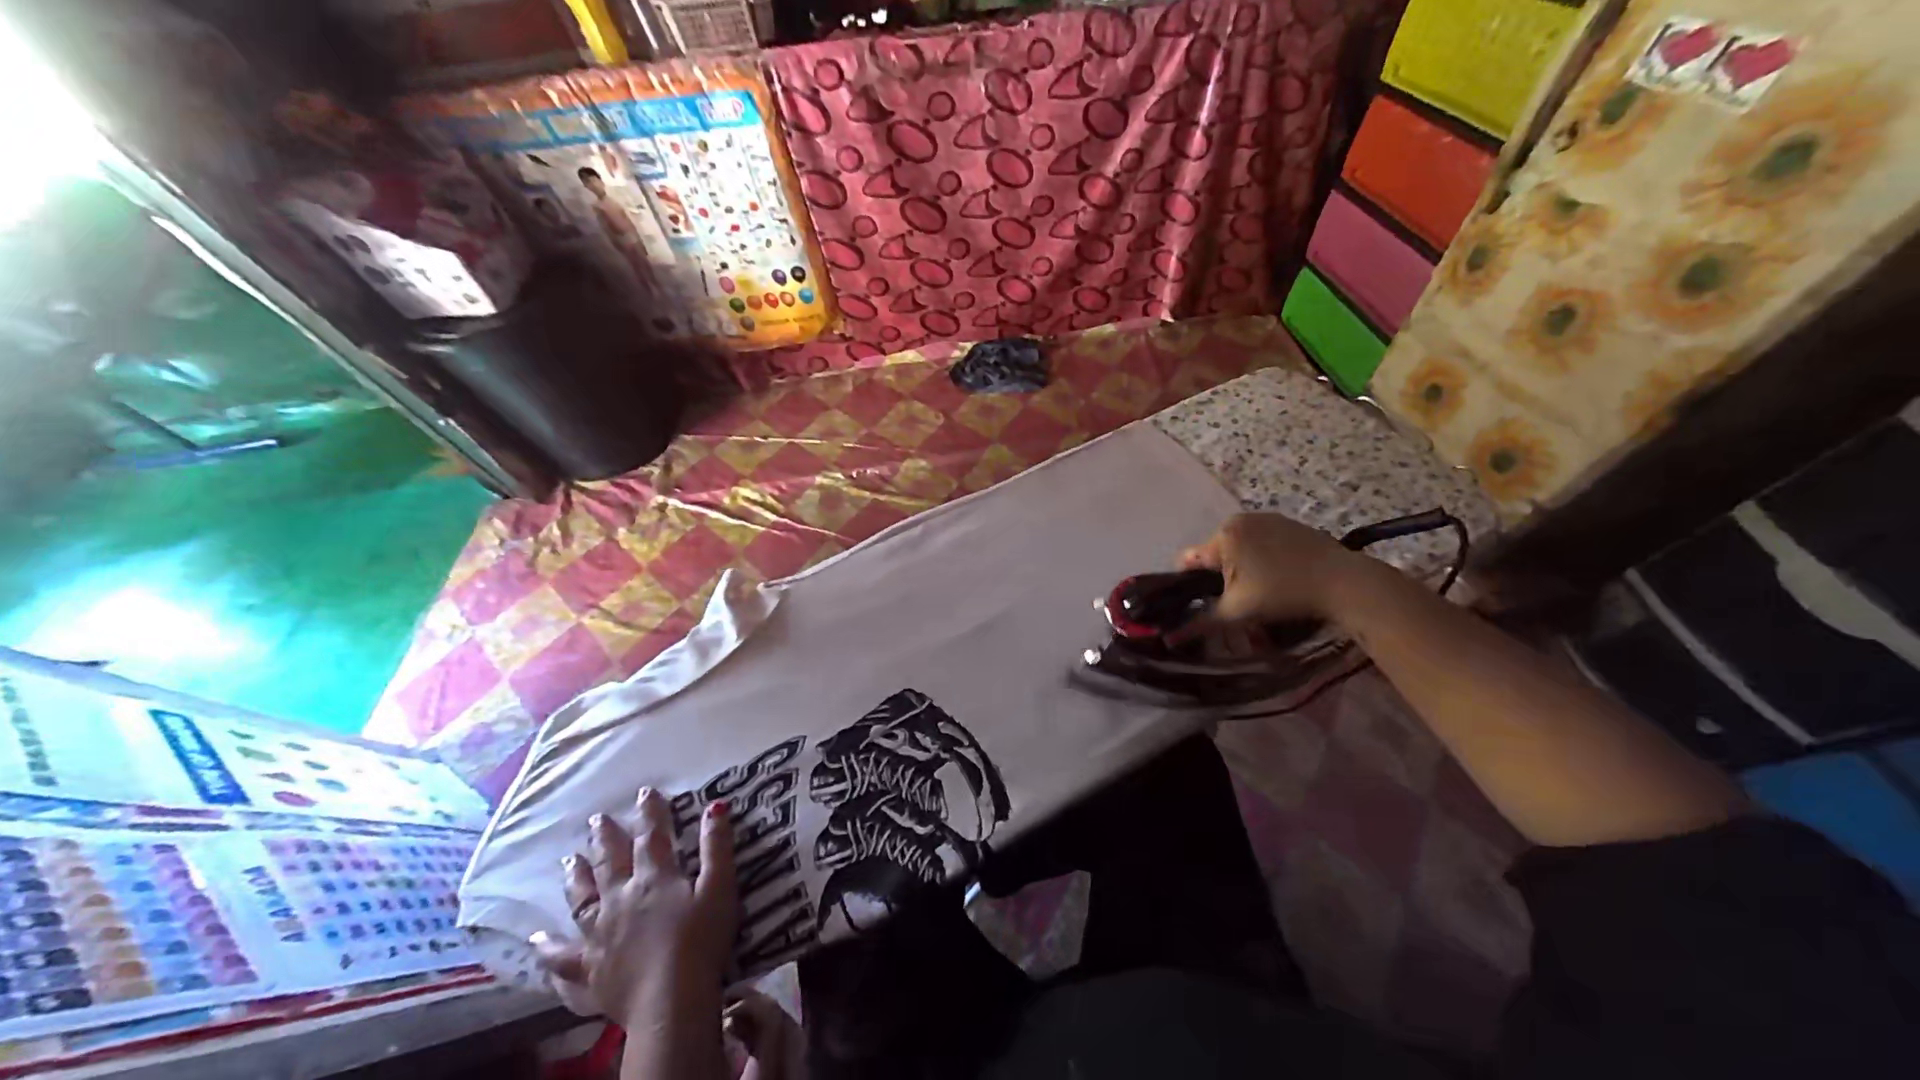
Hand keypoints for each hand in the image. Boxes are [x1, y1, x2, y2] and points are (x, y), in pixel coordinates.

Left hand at [530, 788, 736, 1025]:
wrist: (670, 999)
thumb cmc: (701, 941)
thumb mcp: (720, 888)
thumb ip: (717, 847)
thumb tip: (715, 806)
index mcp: (654, 878)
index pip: (652, 837)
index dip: (649, 812)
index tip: (644, 791)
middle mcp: (621, 899)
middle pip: (610, 862)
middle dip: (605, 838)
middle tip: (596, 819)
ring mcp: (599, 934)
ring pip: (582, 899)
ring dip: (576, 877)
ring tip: (569, 860)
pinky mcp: (589, 968)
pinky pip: (563, 957)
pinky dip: (548, 949)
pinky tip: (536, 941)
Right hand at [1178, 513, 1361, 622]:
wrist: (1344, 582)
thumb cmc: (1283, 594)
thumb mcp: (1237, 612)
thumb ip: (1200, 623)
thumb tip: (1169, 639)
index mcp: (1223, 535)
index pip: (1189, 561)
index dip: (1192, 586)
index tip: (1210, 604)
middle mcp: (1240, 519)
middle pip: (1214, 554)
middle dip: (1220, 578)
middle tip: (1242, 602)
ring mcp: (1266, 518)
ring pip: (1238, 549)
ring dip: (1242, 569)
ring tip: (1264, 591)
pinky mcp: (1288, 523)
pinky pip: (1260, 542)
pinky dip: (1263, 559)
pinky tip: (1281, 577)